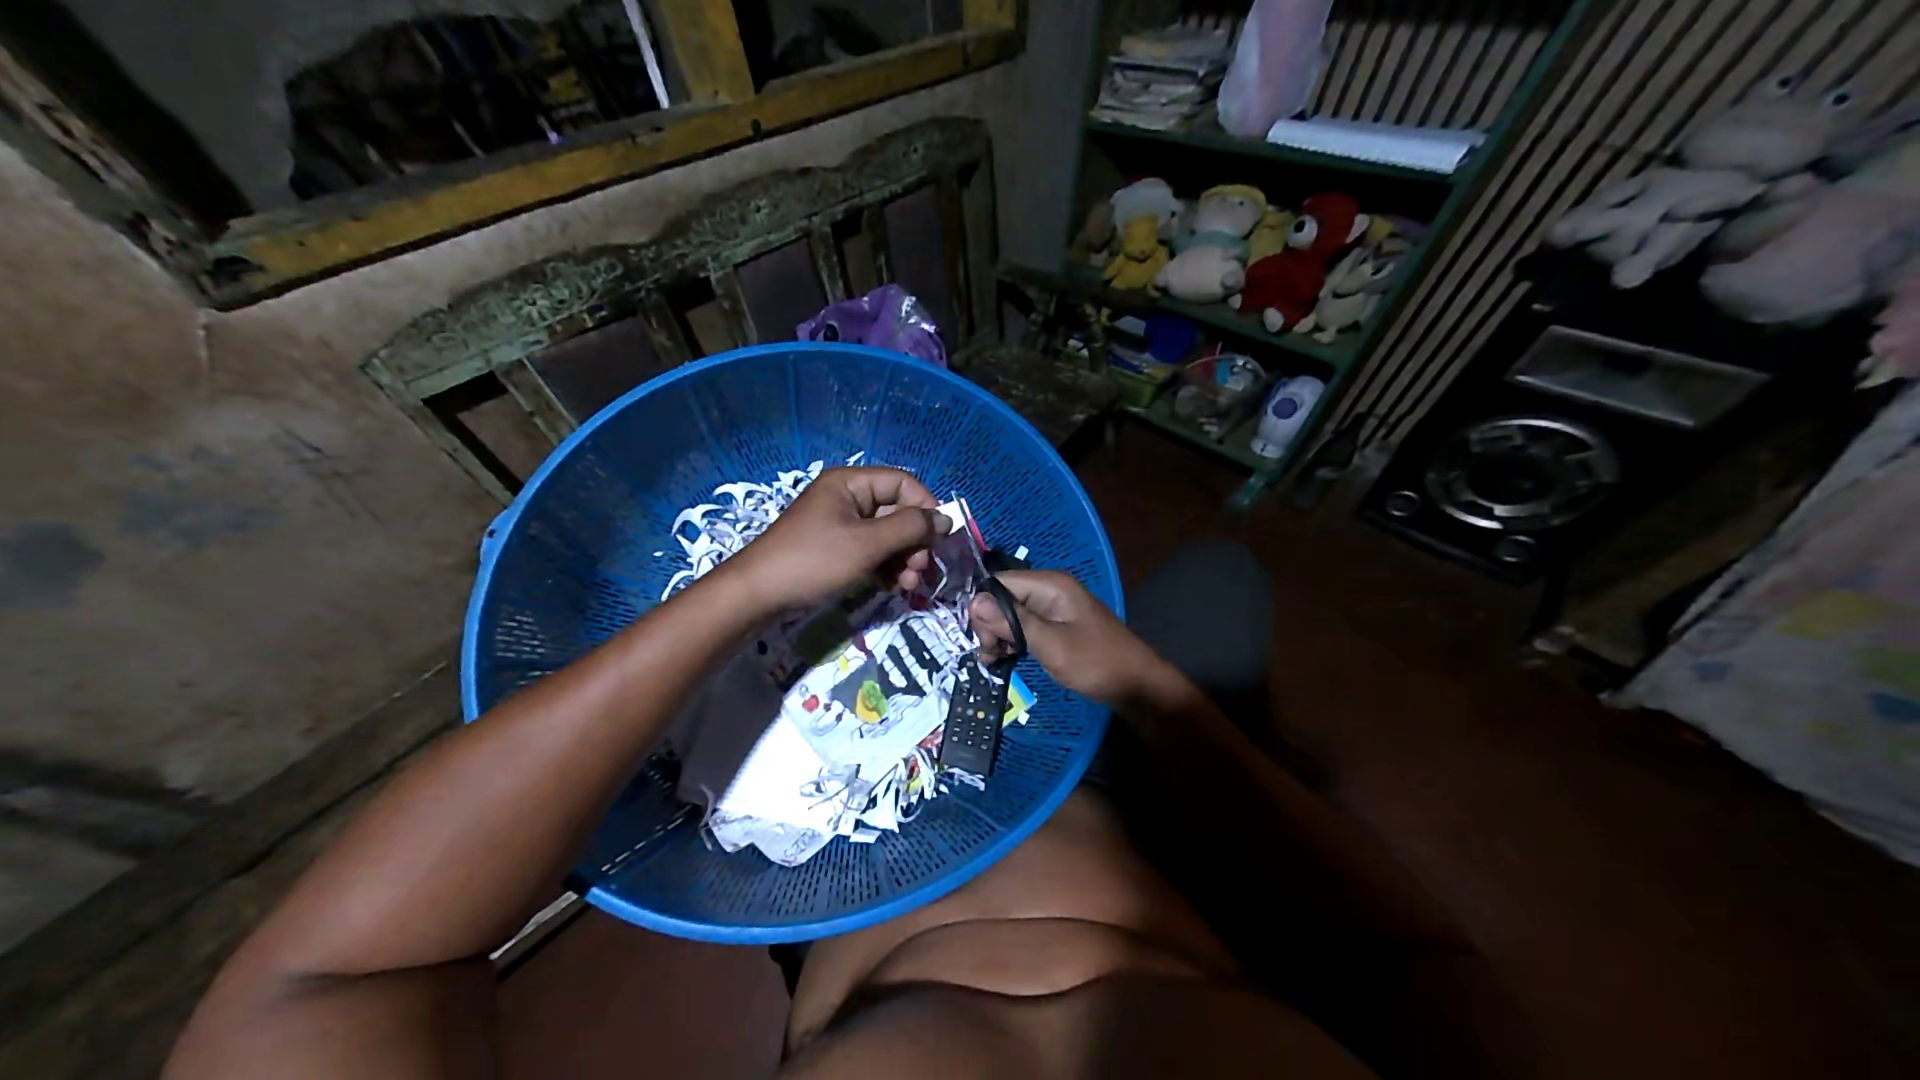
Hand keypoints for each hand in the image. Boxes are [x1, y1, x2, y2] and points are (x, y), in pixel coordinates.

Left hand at [724, 466, 941, 610]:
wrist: (758, 595)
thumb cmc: (814, 561)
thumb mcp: (867, 544)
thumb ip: (910, 528)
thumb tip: (946, 518)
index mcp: (851, 483)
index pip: (904, 483)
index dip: (926, 508)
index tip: (938, 540)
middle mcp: (848, 497)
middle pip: (898, 510)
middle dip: (914, 541)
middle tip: (919, 570)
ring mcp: (841, 523)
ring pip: (888, 534)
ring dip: (903, 558)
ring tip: (907, 584)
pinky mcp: (837, 548)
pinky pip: (873, 550)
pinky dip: (886, 566)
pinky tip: (893, 586)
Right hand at [968, 570, 1173, 705]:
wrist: (1136, 685)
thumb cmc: (1095, 663)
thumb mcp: (1050, 644)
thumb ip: (1012, 622)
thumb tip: (973, 602)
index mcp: (1050, 584)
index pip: (998, 582)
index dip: (982, 608)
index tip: (981, 639)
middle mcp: (1049, 588)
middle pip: (1001, 596)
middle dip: (989, 624)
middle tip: (989, 654)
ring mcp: (1053, 606)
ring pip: (1009, 612)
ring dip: (997, 635)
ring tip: (994, 660)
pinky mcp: (1054, 623)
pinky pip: (1022, 624)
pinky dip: (1011, 640)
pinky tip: (1006, 657)